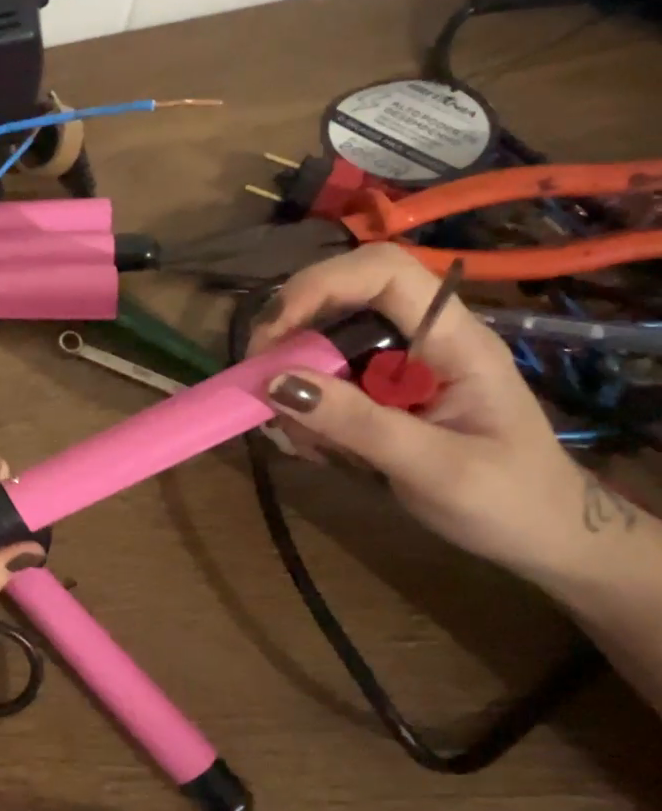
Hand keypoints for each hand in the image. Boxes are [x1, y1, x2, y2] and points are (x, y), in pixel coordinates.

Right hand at [247, 244, 586, 578]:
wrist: (548, 538)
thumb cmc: (512, 502)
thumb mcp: (436, 469)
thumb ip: (358, 424)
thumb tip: (273, 382)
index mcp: (453, 341)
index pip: (383, 272)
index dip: (319, 285)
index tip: (274, 335)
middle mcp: (422, 338)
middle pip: (338, 298)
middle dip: (288, 335)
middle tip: (262, 384)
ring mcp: (398, 362)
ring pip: (319, 339)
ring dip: (288, 379)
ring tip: (294, 433)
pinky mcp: (378, 388)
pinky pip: (319, 375)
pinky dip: (298, 404)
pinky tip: (311, 442)